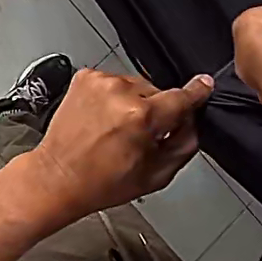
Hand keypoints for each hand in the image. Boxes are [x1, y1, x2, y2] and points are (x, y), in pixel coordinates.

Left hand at [17, 68, 214, 222]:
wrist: (57, 176)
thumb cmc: (99, 182)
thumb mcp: (155, 176)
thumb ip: (184, 145)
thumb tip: (194, 121)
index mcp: (141, 117)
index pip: (181, 97)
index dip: (196, 93)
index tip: (204, 85)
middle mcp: (120, 93)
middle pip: (158, 93)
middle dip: (155, 111)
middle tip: (139, 136)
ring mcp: (100, 82)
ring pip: (135, 86)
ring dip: (132, 104)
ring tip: (115, 130)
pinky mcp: (85, 78)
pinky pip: (113, 83)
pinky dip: (113, 98)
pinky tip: (102, 120)